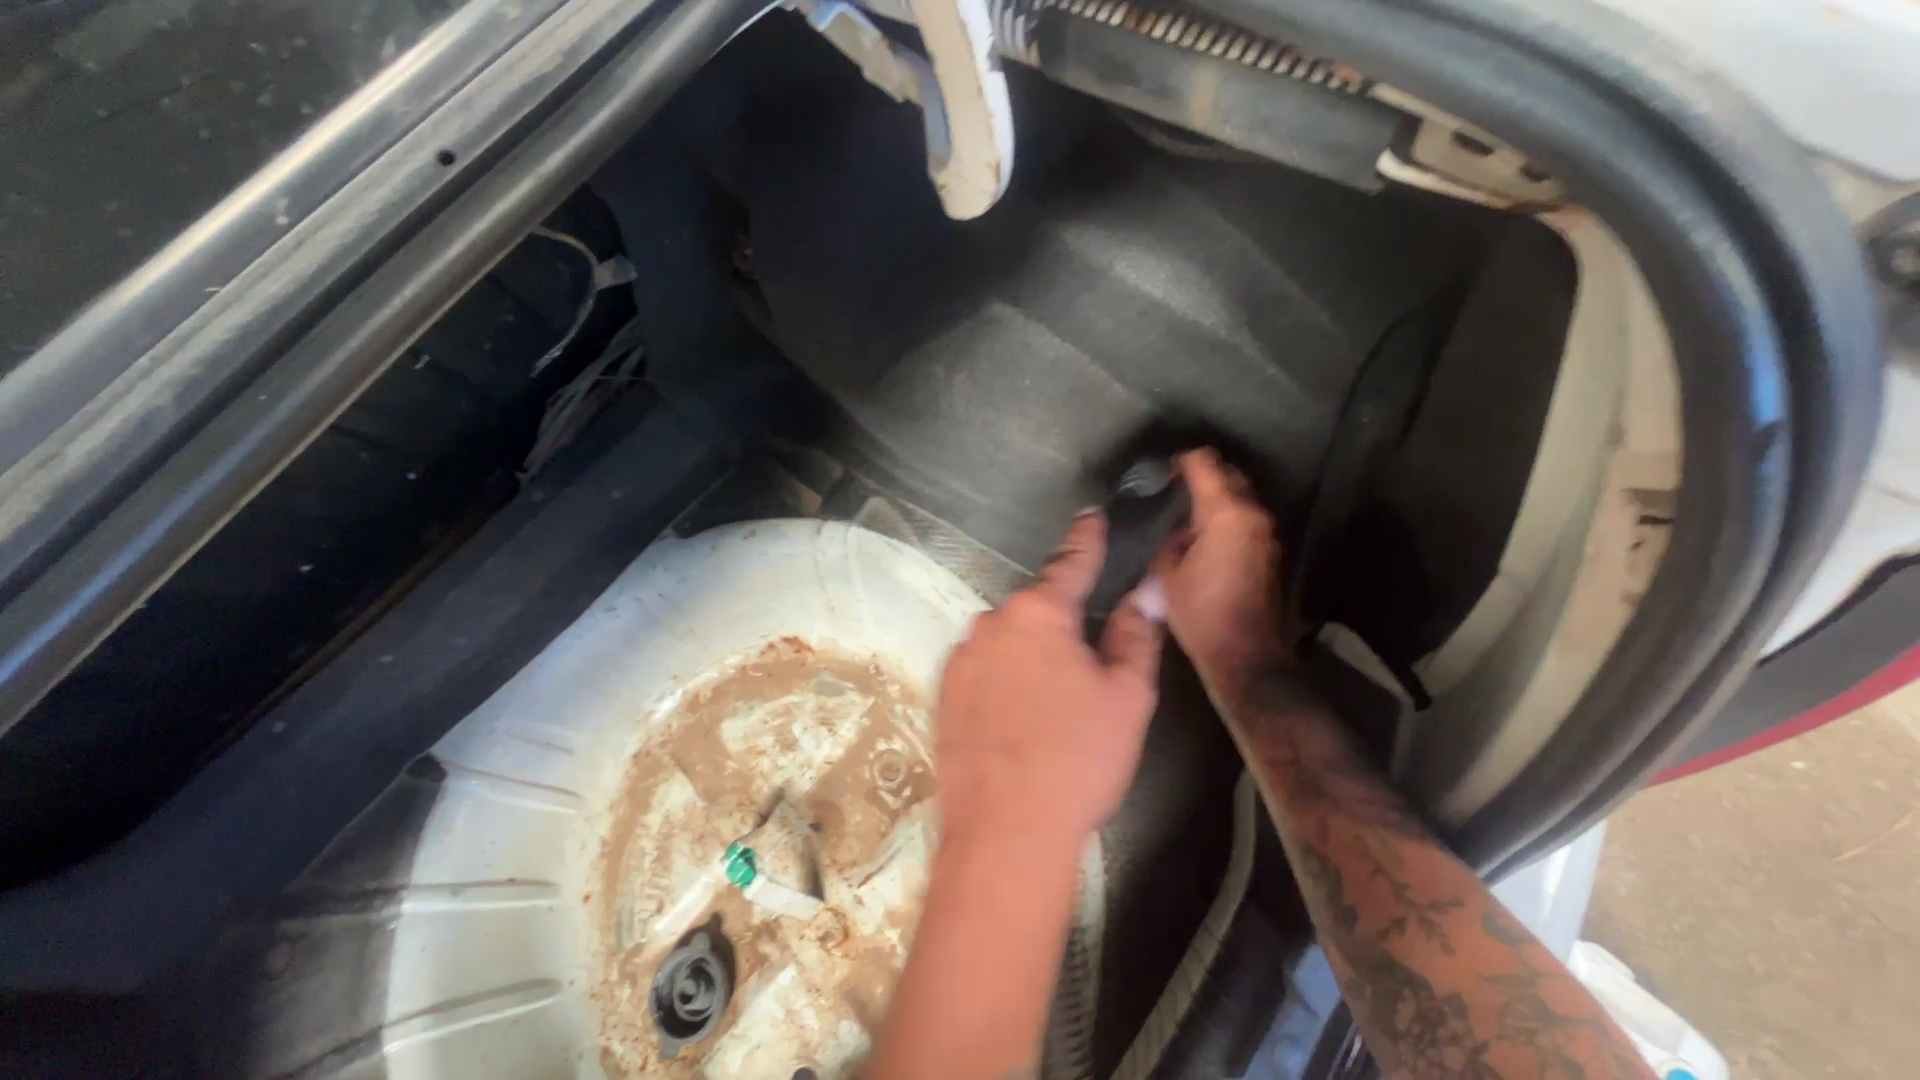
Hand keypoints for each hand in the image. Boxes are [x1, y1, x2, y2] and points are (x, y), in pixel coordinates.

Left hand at [934, 511, 1164, 851]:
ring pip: (1008, 641)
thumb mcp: (1127, 696)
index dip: (1088, 539)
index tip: (1093, 515)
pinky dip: (1005, 679)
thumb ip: (1136, 634)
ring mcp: (960, 659)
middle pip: (1037, 608)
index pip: (1071, 562)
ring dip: (1032, 654)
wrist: (1004, 832)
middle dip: (1062, 621)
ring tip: (1054, 703)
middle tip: (1090, 661)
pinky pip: (984, 670)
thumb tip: (1146, 591)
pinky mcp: (943, 694)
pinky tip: (1020, 719)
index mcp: (1037, 613)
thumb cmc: (1077, 758)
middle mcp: (990, 623)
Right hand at [1151, 448, 1290, 696]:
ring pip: (1239, 499)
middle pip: (1228, 476)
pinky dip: (1226, 519)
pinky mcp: (1270, 552)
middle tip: (1174, 490)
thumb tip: (1179, 533)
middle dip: (1202, 476)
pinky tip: (1204, 538)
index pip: (1204, 464)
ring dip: (1217, 500)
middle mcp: (1252, 514)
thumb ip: (1170, 543)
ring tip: (1186, 515)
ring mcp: (1266, 533)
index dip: (1182, 461)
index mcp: (1224, 513)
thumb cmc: (1202, 613)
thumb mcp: (1167, 576)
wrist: (1246, 654)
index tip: (1164, 469)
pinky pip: (1245, 521)